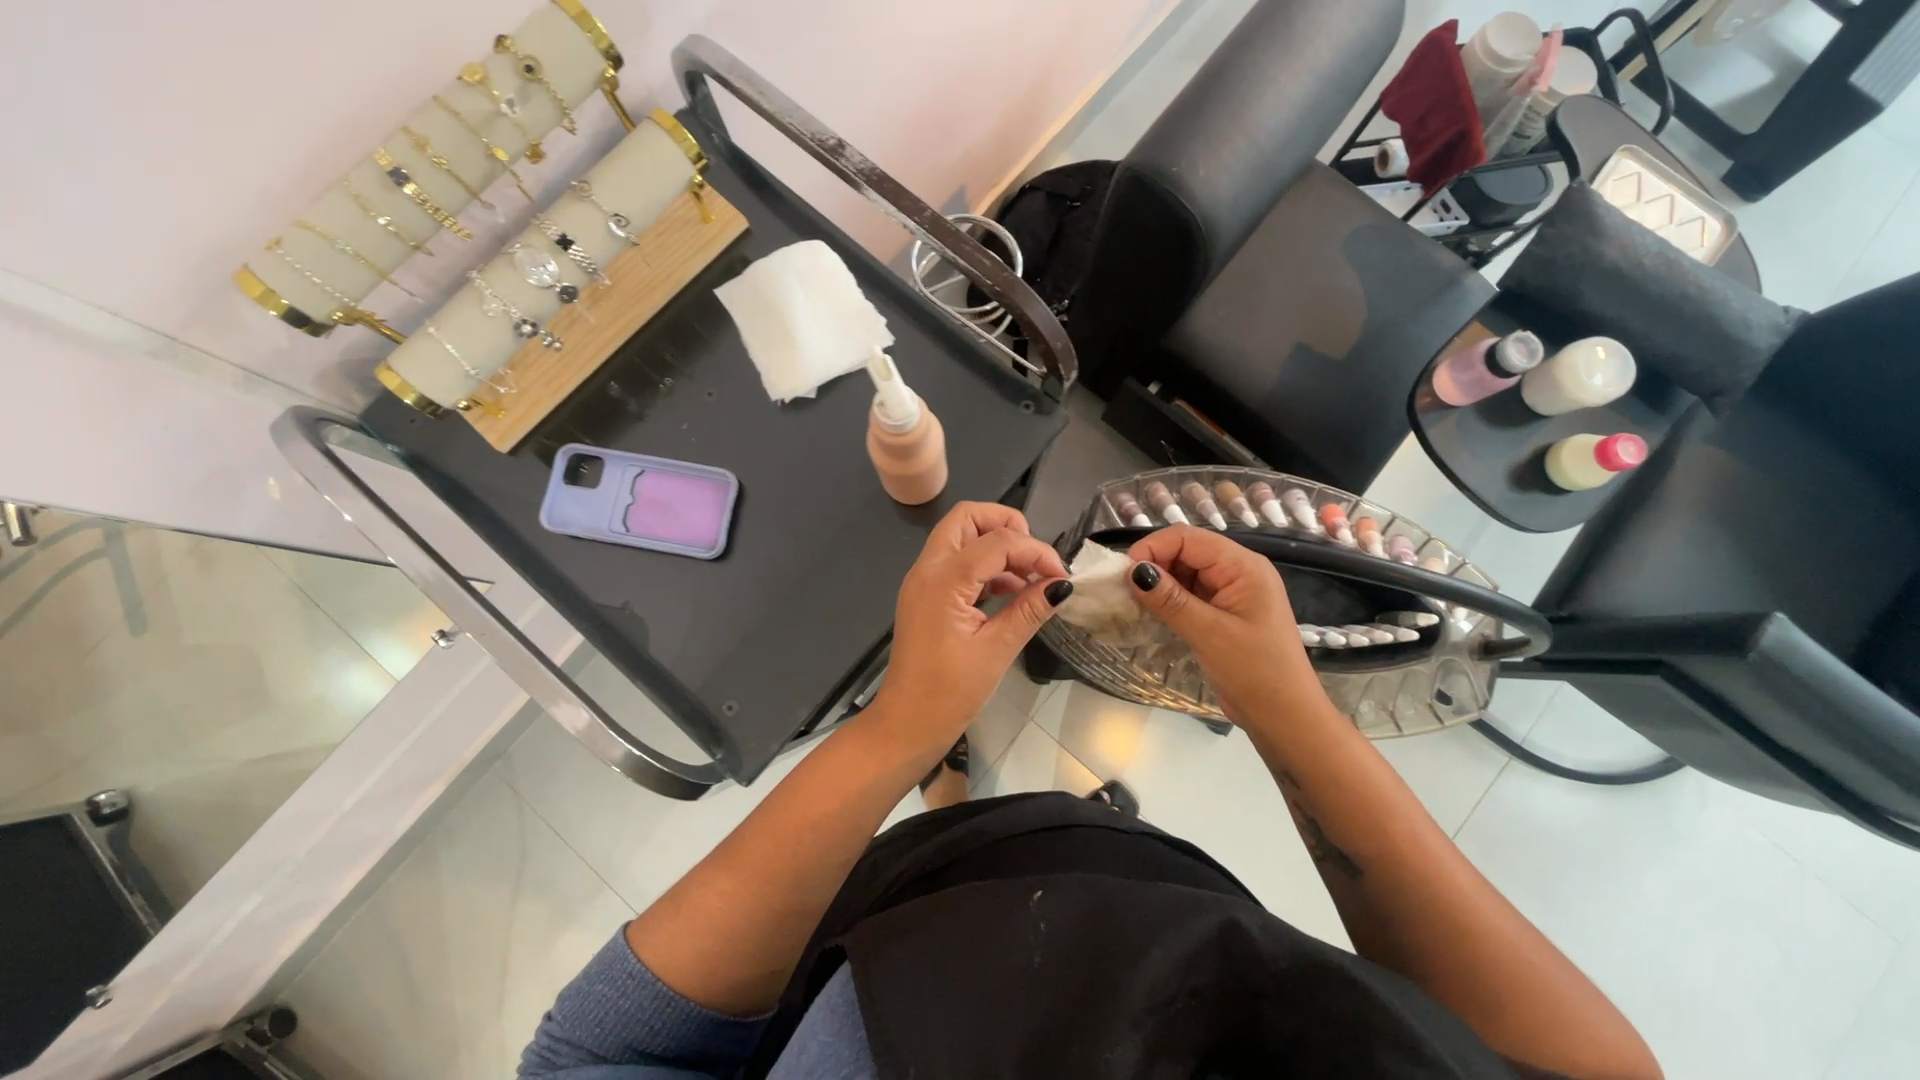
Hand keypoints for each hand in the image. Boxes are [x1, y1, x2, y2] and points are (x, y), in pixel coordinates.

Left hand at [874, 503, 1070, 747]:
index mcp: (942, 580)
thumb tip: (1061, 585)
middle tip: (1036, 557)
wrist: (906, 724)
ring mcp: (923, 581)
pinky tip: (1012, 593)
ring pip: (960, 537)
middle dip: (1007, 526)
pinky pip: (956, 562)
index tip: (1061, 577)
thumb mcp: (997, 650)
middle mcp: (927, 569)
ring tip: (1030, 580)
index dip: (1035, 551)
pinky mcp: (926, 596)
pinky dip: (984, 566)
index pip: (998, 541)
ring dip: (996, 546)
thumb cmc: (949, 692)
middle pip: (968, 519)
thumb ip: (1029, 610)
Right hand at [1127, 526, 1318, 718]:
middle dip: (1153, 566)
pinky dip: (1167, 602)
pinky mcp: (1222, 615)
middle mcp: (1237, 572)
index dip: (1153, 548)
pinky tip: (1148, 615)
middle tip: (1123, 592)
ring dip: (1158, 585)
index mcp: (1243, 566)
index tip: (1123, 574)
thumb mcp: (1209, 633)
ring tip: (1131, 604)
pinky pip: (1189, 596)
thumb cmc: (1255, 671)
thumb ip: (1170, 600)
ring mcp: (1230, 594)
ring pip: (1184, 574)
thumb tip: (1132, 572)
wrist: (1286, 716)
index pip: (1188, 538)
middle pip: (1186, 552)